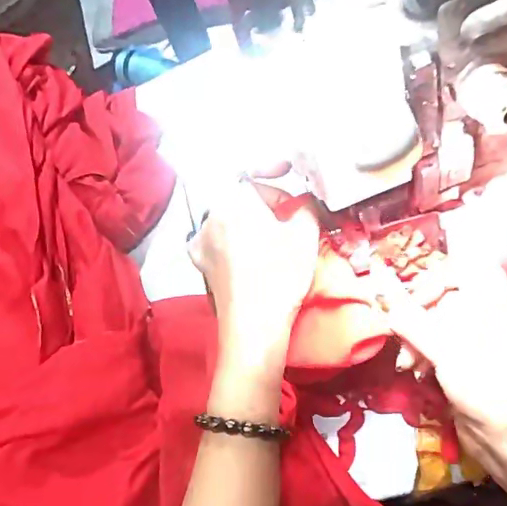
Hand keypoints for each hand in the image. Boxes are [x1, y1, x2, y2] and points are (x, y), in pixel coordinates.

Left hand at [190, 171, 321, 368]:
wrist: (254, 324)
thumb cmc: (280, 276)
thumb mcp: (305, 234)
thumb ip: (305, 207)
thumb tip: (303, 203)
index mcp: (233, 200)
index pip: (255, 180)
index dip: (278, 190)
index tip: (292, 203)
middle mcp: (210, 217)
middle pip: (238, 202)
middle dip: (263, 210)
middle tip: (285, 225)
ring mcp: (200, 243)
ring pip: (227, 224)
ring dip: (248, 229)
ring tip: (270, 245)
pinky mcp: (200, 266)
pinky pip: (219, 246)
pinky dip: (234, 248)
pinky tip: (250, 261)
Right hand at [366, 253, 506, 446]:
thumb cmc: (487, 386)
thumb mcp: (446, 350)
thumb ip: (411, 319)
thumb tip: (380, 289)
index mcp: (497, 300)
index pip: (463, 266)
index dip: (433, 279)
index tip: (411, 304)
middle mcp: (490, 313)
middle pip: (445, 295)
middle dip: (417, 315)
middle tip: (402, 336)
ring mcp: (479, 337)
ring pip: (437, 321)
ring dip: (414, 338)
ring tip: (407, 363)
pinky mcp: (468, 359)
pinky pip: (438, 343)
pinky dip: (422, 353)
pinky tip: (415, 370)